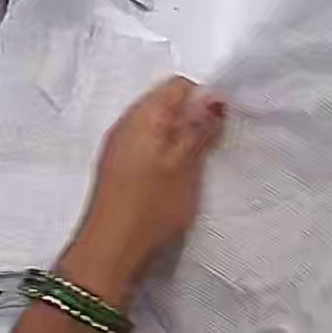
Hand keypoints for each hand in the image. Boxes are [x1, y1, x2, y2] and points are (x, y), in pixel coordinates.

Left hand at [59, 76, 224, 307]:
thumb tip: (213, 96)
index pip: (179, 85)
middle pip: (167, 104)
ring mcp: (119, 145)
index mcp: (144, 115)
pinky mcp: (118, 166)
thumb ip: (198, 127)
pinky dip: (166, 154)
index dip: (205, 100)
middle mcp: (127, 123)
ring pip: (158, 126)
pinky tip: (174, 178)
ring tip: (194, 167)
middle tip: (209, 149)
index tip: (219, 126)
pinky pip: (147, 146)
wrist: (112, 247)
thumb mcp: (185, 163)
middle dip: (193, 120)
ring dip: (180, 139)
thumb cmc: (150, 206)